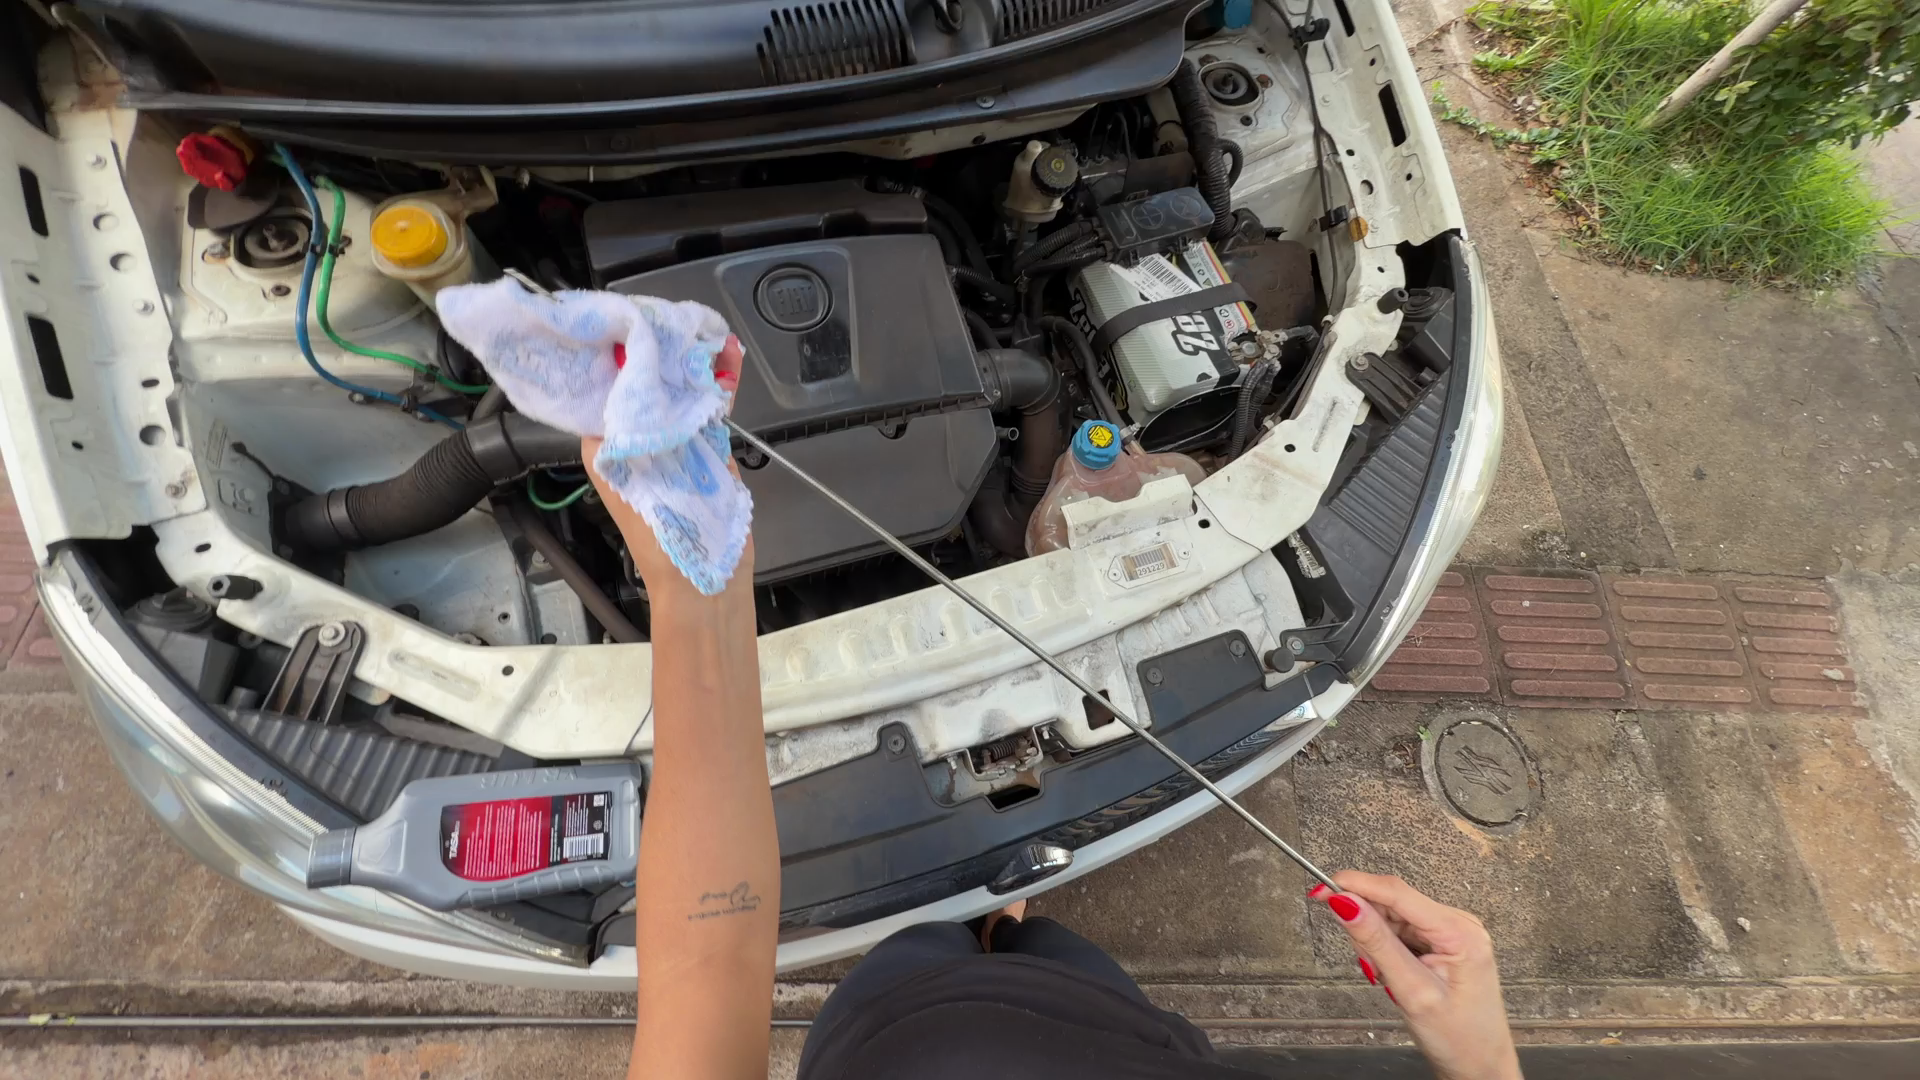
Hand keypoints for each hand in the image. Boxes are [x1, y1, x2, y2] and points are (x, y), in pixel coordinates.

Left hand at [583, 336, 750, 605]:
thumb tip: (630, 362)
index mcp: (607, 444)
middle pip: (650, 386)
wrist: (706, 582)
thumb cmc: (659, 539)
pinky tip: (730, 360)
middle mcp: (641, 440)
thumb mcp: (630, 474)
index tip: (632, 319)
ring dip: (698, 365)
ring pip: (685, 396)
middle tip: (677, 317)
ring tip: (708, 331)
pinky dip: (723, 387)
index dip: (620, 353)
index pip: (609, 386)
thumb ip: (631, 420)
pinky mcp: (711, 457)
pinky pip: (714, 414)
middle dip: (664, 352)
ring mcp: (679, 447)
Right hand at [1312, 872, 1521, 1079]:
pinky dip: (1384, 944)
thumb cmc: (1459, 1039)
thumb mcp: (1411, 991)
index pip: (1395, 892)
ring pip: (1389, 914)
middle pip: (1390, 902)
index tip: (1320, 891)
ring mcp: (1448, 930)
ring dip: (1375, 939)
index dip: (1354, 885)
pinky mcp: (1439, 938)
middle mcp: (1456, 923)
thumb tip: (1343, 903)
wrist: (1482, 1070)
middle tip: (1368, 964)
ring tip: (1385, 974)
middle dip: (1367, 925)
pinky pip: (1397, 926)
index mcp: (1459, 932)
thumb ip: (1376, 942)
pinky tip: (1392, 969)